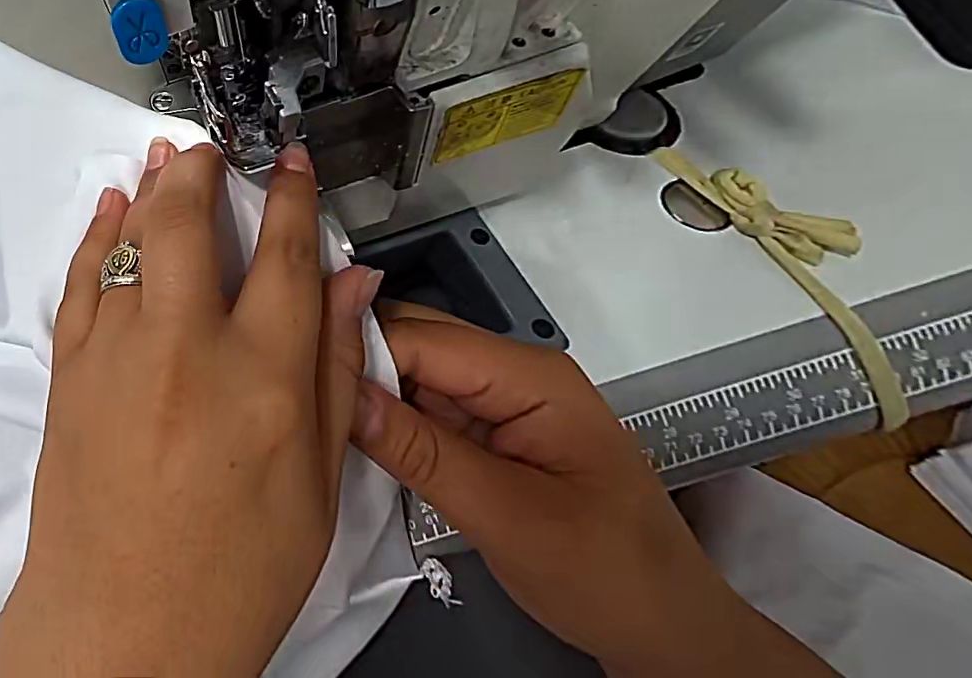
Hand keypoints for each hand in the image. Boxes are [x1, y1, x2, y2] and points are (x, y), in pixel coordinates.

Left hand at [0, 138, 382, 677]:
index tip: (291, 161)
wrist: (121, 630)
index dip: (292, 196)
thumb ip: (335, 369)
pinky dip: (98, 234)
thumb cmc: (234, 570)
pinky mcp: (71, 367)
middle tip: (210, 149)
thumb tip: (348, 286)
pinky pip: (82, 279)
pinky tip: (112, 207)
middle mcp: (186, 347)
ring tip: (166, 157)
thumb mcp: (319, 482)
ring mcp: (117, 351)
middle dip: (203, 169)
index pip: (286, 254)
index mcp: (263, 378)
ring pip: (134, 238)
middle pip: (192, 222)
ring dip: (152, 188)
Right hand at [350, 304, 837, 677]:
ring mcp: (493, 396)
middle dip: (357, 362)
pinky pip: (418, 402)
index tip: (307, 380)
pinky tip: (354, 430)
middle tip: (304, 393)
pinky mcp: (480, 424)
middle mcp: (507, 370)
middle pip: (411, 339)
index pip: (421, 340)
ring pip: (407, 368)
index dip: (360, 354)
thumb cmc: (611, 575)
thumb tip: (347, 399)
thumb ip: (422, 453)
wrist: (668, 632)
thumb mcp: (510, 518)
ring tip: (319, 411)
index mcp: (529, 374)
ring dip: (366, 389)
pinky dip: (384, 415)